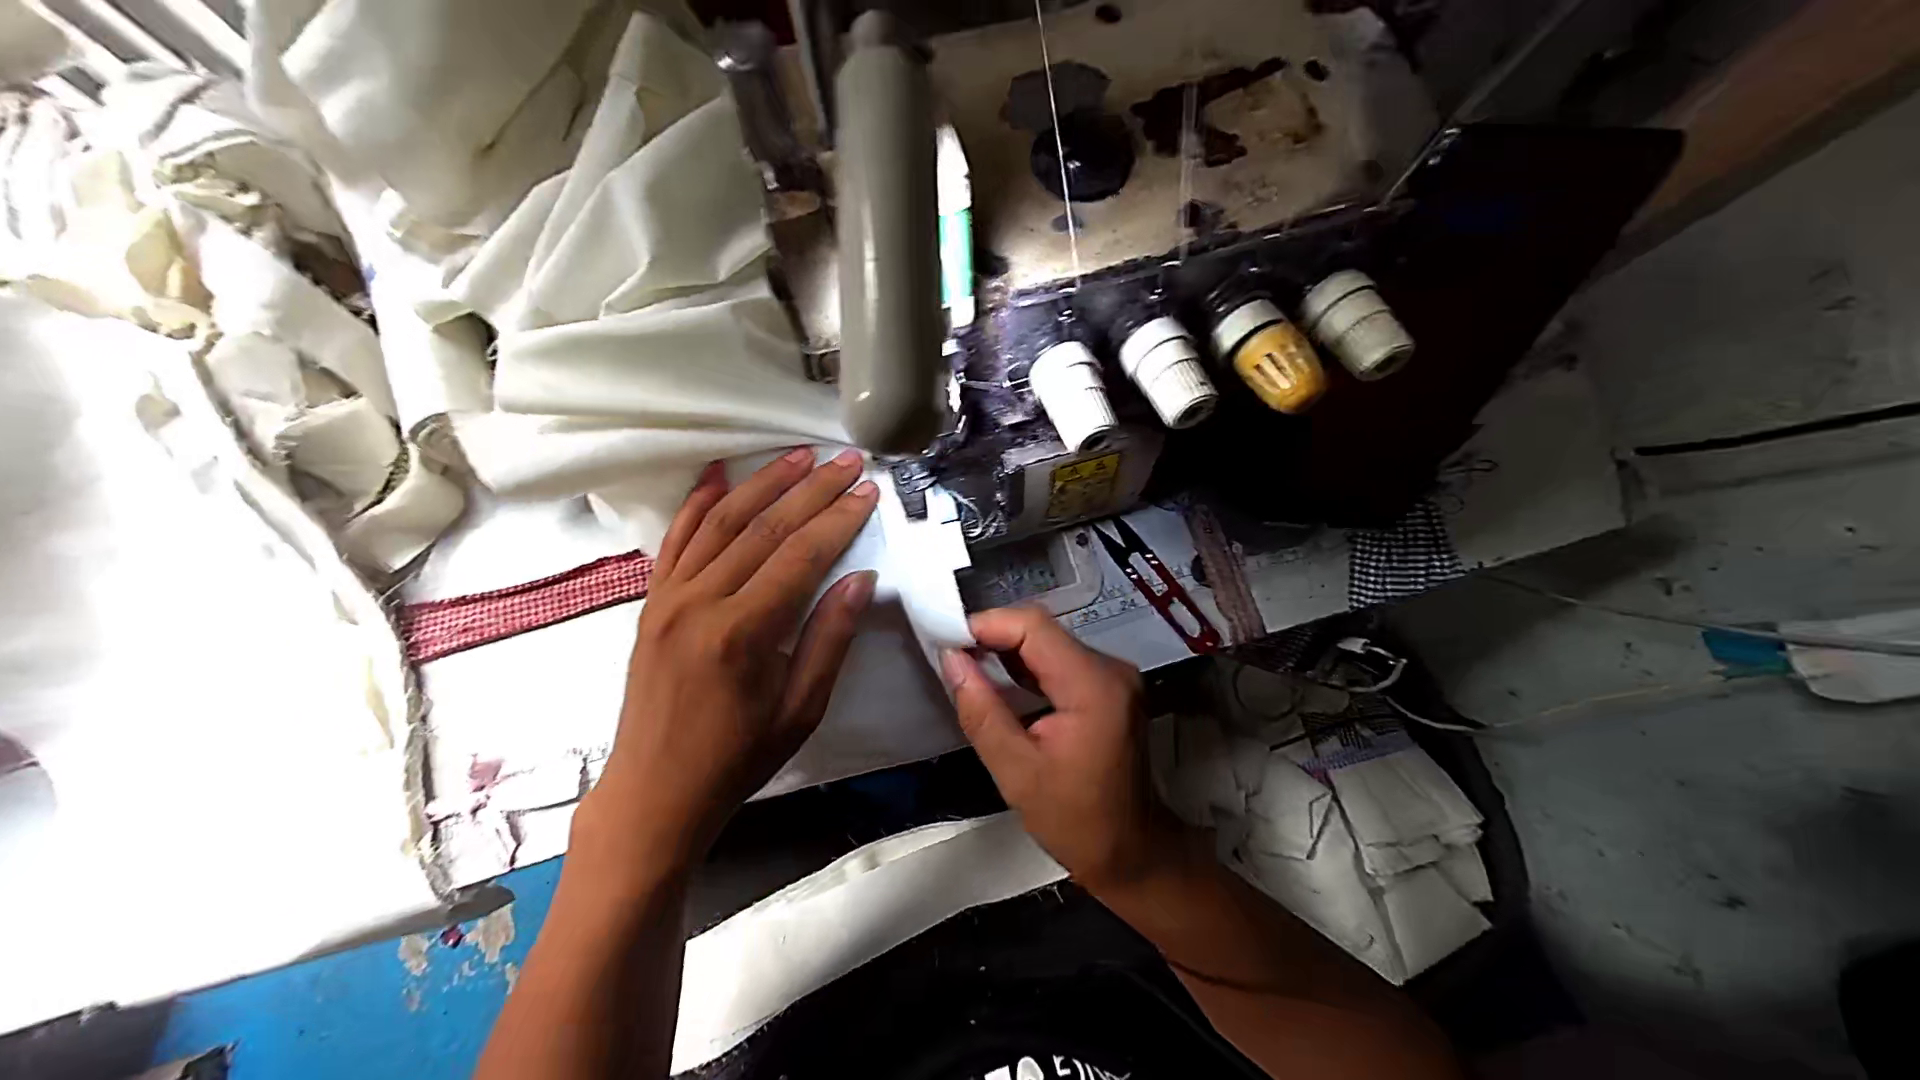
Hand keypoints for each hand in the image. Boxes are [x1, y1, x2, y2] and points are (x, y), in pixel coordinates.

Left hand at [577, 448, 879, 869]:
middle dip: (810, 490)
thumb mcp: (801, 710)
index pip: (801, 556)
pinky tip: (718, 474)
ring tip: (798, 456)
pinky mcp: (651, 602)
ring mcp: (668, 597)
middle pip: (764, 528)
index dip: (839, 519)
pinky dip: (697, 502)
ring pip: (721, 522)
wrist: (654, 792)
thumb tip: (861, 579)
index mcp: (742, 633)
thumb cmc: (737, 759)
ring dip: (763, 483)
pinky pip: (676, 540)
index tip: (867, 490)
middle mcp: (700, 602)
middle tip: (844, 461)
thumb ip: (830, 639)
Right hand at [942, 607, 1178, 891]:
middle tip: (953, 656)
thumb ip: (981, 710)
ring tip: (969, 667)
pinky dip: (1026, 665)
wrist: (1132, 850)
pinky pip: (1060, 660)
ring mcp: (1113, 675)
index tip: (948, 639)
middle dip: (994, 637)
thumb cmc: (1075, 820)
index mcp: (1093, 686)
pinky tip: (1000, 683)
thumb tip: (950, 660)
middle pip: (1043, 630)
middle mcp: (1110, 668)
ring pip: (1049, 641)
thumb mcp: (1016, 771)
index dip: (988, 625)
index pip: (1034, 627)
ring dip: (1008, 650)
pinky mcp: (1109, 685)